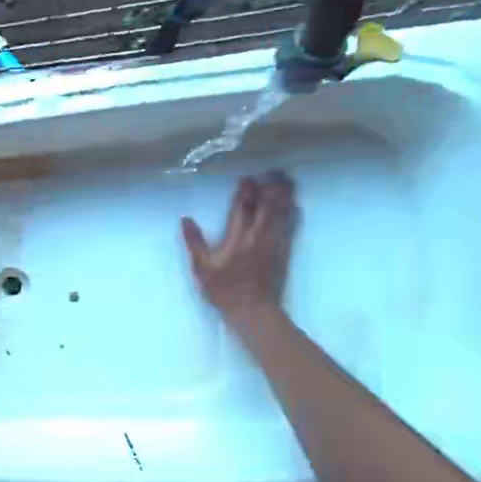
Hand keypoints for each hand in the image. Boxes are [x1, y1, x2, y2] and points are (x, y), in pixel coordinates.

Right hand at [181, 172, 299, 320]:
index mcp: (237, 238)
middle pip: (267, 206)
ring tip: (287, 180)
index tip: (248, 178)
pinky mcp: (284, 251)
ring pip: (281, 213)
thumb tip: (185, 219)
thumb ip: (195, 243)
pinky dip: (292, 213)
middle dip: (270, 188)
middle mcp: (258, 236)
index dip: (245, 192)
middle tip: (273, 171)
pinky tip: (295, 205)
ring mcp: (274, 243)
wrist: (254, 311)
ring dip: (284, 196)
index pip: (242, 209)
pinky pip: (290, 227)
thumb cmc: (225, 290)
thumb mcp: (203, 268)